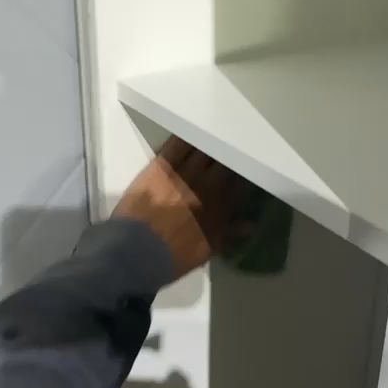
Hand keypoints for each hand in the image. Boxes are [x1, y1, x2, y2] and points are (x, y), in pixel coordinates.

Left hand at [113, 138, 248, 279]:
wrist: (136, 251)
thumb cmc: (172, 257)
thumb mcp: (207, 250)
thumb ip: (229, 233)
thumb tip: (251, 223)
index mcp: (220, 208)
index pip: (239, 185)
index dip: (243, 175)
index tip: (244, 169)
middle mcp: (207, 186)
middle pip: (224, 163)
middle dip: (229, 156)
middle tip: (231, 148)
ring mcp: (184, 174)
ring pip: (204, 150)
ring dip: (210, 143)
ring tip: (215, 135)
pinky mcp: (161, 166)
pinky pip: (178, 145)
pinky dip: (186, 138)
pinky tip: (191, 130)